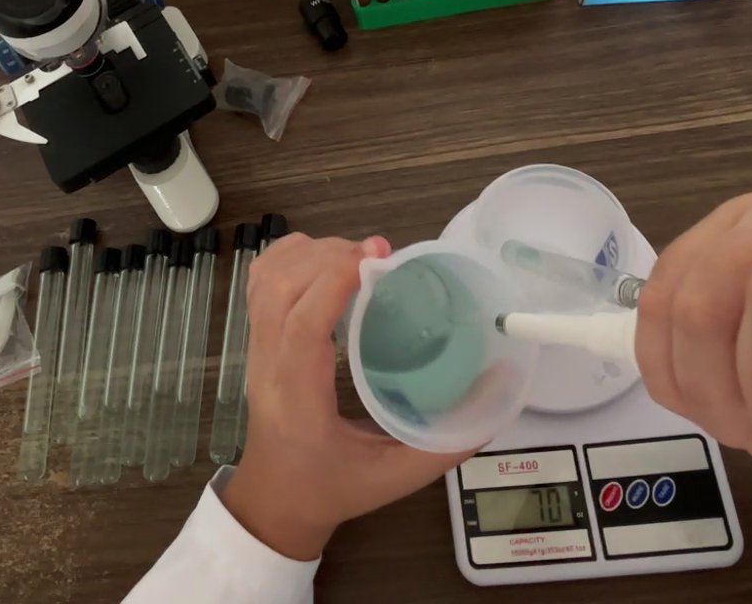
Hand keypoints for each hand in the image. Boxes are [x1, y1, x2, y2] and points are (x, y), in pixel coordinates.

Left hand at [222, 233, 473, 558]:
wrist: (275, 498)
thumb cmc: (333, 487)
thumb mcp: (396, 476)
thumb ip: (448, 440)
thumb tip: (498, 386)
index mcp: (299, 399)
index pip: (302, 326)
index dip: (336, 280)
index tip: (378, 255)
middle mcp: (268, 363)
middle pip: (281, 288)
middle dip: (330, 257)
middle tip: (379, 256)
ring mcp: (254, 345)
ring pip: (267, 277)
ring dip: (311, 252)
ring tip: (355, 257)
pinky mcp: (254, 333)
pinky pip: (259, 279)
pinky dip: (289, 255)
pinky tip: (323, 259)